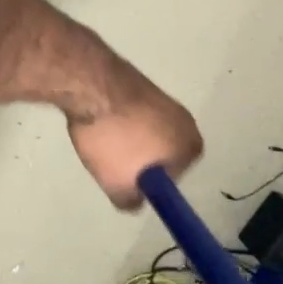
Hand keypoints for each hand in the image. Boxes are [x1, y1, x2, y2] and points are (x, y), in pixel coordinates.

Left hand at [67, 83, 203, 209]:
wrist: (90, 83)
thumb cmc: (113, 138)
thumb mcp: (119, 186)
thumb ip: (131, 201)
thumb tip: (135, 201)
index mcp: (192, 145)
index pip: (170, 179)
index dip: (144, 183)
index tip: (122, 178)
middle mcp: (185, 119)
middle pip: (157, 153)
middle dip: (134, 159)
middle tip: (109, 160)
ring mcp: (163, 97)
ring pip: (142, 132)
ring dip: (123, 138)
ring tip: (100, 138)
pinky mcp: (140, 81)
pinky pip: (129, 113)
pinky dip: (116, 118)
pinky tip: (97, 118)